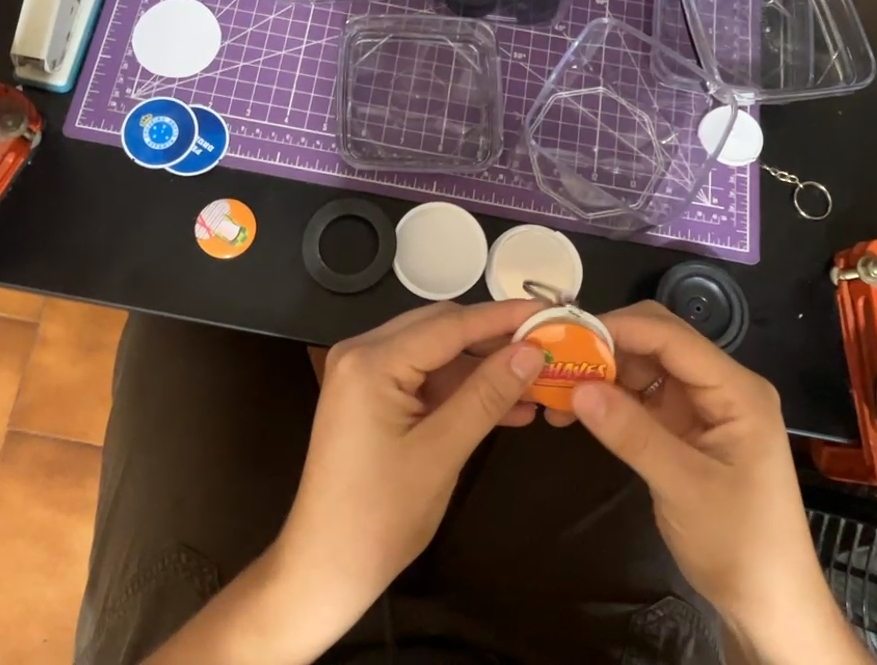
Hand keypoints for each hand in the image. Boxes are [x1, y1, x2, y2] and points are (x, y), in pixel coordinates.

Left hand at [275, 300, 546, 635]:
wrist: (326, 565)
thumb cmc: (380, 514)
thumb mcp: (442, 452)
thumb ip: (487, 395)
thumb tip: (532, 352)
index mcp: (371, 360)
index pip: (449, 325)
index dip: (503, 317)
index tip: (550, 311)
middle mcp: (361, 353)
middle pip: (441, 330)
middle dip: (494, 339)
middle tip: (549, 347)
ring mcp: (363, 375)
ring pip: (436, 354)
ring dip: (482, 368)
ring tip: (538, 382)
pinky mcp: (370, 398)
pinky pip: (424, 380)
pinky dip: (461, 390)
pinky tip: (507, 407)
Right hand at [567, 301, 862, 662]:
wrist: (767, 603)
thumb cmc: (740, 542)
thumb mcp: (684, 486)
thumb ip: (632, 434)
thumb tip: (578, 388)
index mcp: (736, 391)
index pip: (673, 338)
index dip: (620, 329)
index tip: (567, 334)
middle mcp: (719, 387)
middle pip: (657, 342)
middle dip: (608, 345)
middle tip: (557, 358)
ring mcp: (700, 407)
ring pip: (643, 366)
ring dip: (602, 371)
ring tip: (556, 385)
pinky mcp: (682, 428)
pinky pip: (639, 397)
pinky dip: (608, 398)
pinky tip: (574, 408)